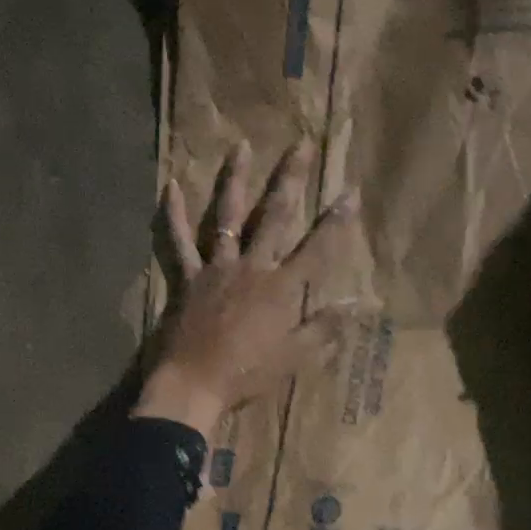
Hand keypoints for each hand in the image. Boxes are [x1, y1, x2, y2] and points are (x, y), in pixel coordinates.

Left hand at [134, 139, 357, 433]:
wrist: (193, 385)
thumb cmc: (246, 376)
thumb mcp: (293, 357)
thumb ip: (324, 328)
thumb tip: (360, 304)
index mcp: (281, 289)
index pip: (316, 249)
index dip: (336, 222)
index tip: (351, 191)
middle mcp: (251, 268)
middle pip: (274, 217)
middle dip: (290, 179)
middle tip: (301, 144)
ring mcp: (216, 269)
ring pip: (228, 217)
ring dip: (235, 180)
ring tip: (241, 146)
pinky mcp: (187, 279)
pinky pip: (179, 242)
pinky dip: (174, 215)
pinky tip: (170, 186)